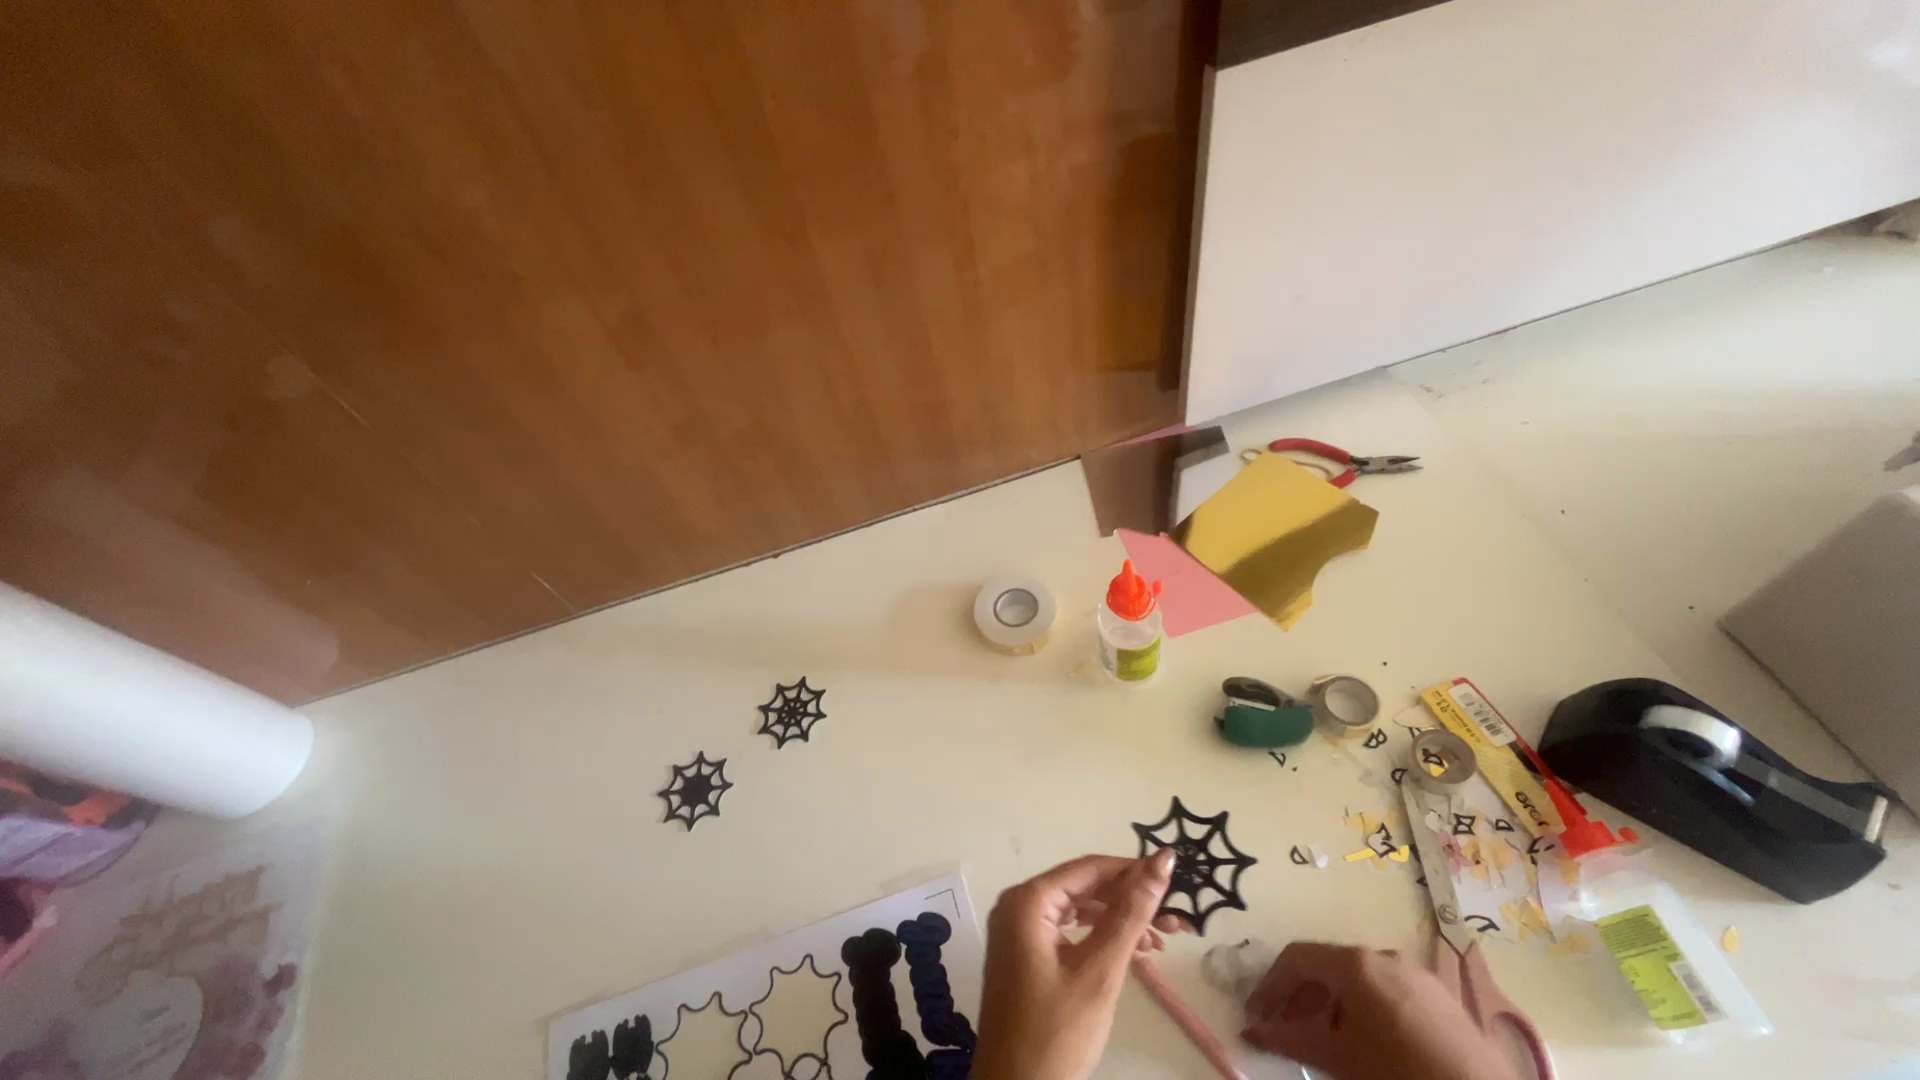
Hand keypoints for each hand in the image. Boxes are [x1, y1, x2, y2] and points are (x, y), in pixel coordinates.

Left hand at [973, 851, 1183, 1079]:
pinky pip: (1068, 932)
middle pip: (1084, 887)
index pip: (1089, 869)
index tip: (1177, 878)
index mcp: (1027, 901)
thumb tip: (1162, 860)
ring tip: (1164, 941)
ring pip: (1079, 910)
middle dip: (1131, 900)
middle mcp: (1018, 907)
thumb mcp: (1099, 971)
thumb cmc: (1056, 1033)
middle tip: (1177, 921)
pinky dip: (1100, 939)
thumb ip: (1131, 913)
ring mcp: (1018, 933)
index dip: (1134, 870)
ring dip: (1120, 921)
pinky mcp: (1025, 957)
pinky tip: (1133, 953)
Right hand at [1240, 943, 1520, 1079]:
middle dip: (1300, 997)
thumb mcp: (1337, 1060)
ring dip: (1332, 1005)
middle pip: (1327, 967)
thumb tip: (1252, 1031)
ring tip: (1324, 1040)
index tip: (1256, 1015)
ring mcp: (1417, 975)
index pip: (1296, 958)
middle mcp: (1383, 956)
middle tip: (1284, 1029)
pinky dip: (1364, 1009)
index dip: (1269, 985)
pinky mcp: (1442, 998)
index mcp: (1354, 962)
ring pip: (1359, 980)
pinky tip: (1366, 1043)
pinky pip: (1388, 992)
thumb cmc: (1398, 1073)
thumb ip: (1288, 1039)